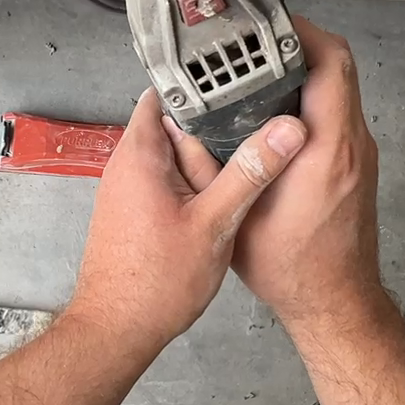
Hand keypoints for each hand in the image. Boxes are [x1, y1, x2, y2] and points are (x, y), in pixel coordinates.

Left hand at [69, 89, 307, 349]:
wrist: (117, 329)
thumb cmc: (156, 281)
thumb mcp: (215, 223)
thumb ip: (250, 173)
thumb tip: (286, 131)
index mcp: (140, 154)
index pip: (162, 93)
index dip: (197, 81)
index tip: (233, 74)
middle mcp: (125, 165)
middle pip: (170, 122)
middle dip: (210, 119)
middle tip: (255, 113)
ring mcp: (126, 189)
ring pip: (170, 153)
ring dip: (203, 153)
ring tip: (246, 150)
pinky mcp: (132, 211)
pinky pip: (164, 179)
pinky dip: (191, 179)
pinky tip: (221, 192)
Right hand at [170, 17, 382, 333]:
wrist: (336, 302)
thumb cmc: (293, 270)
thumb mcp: (235, 220)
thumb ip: (204, 173)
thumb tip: (176, 135)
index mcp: (326, 152)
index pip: (331, 66)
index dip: (302, 33)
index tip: (271, 22)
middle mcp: (353, 147)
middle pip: (340, 68)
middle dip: (301, 43)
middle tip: (259, 40)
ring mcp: (360, 156)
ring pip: (341, 89)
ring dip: (307, 70)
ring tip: (262, 68)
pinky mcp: (357, 166)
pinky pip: (339, 112)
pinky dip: (312, 98)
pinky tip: (277, 109)